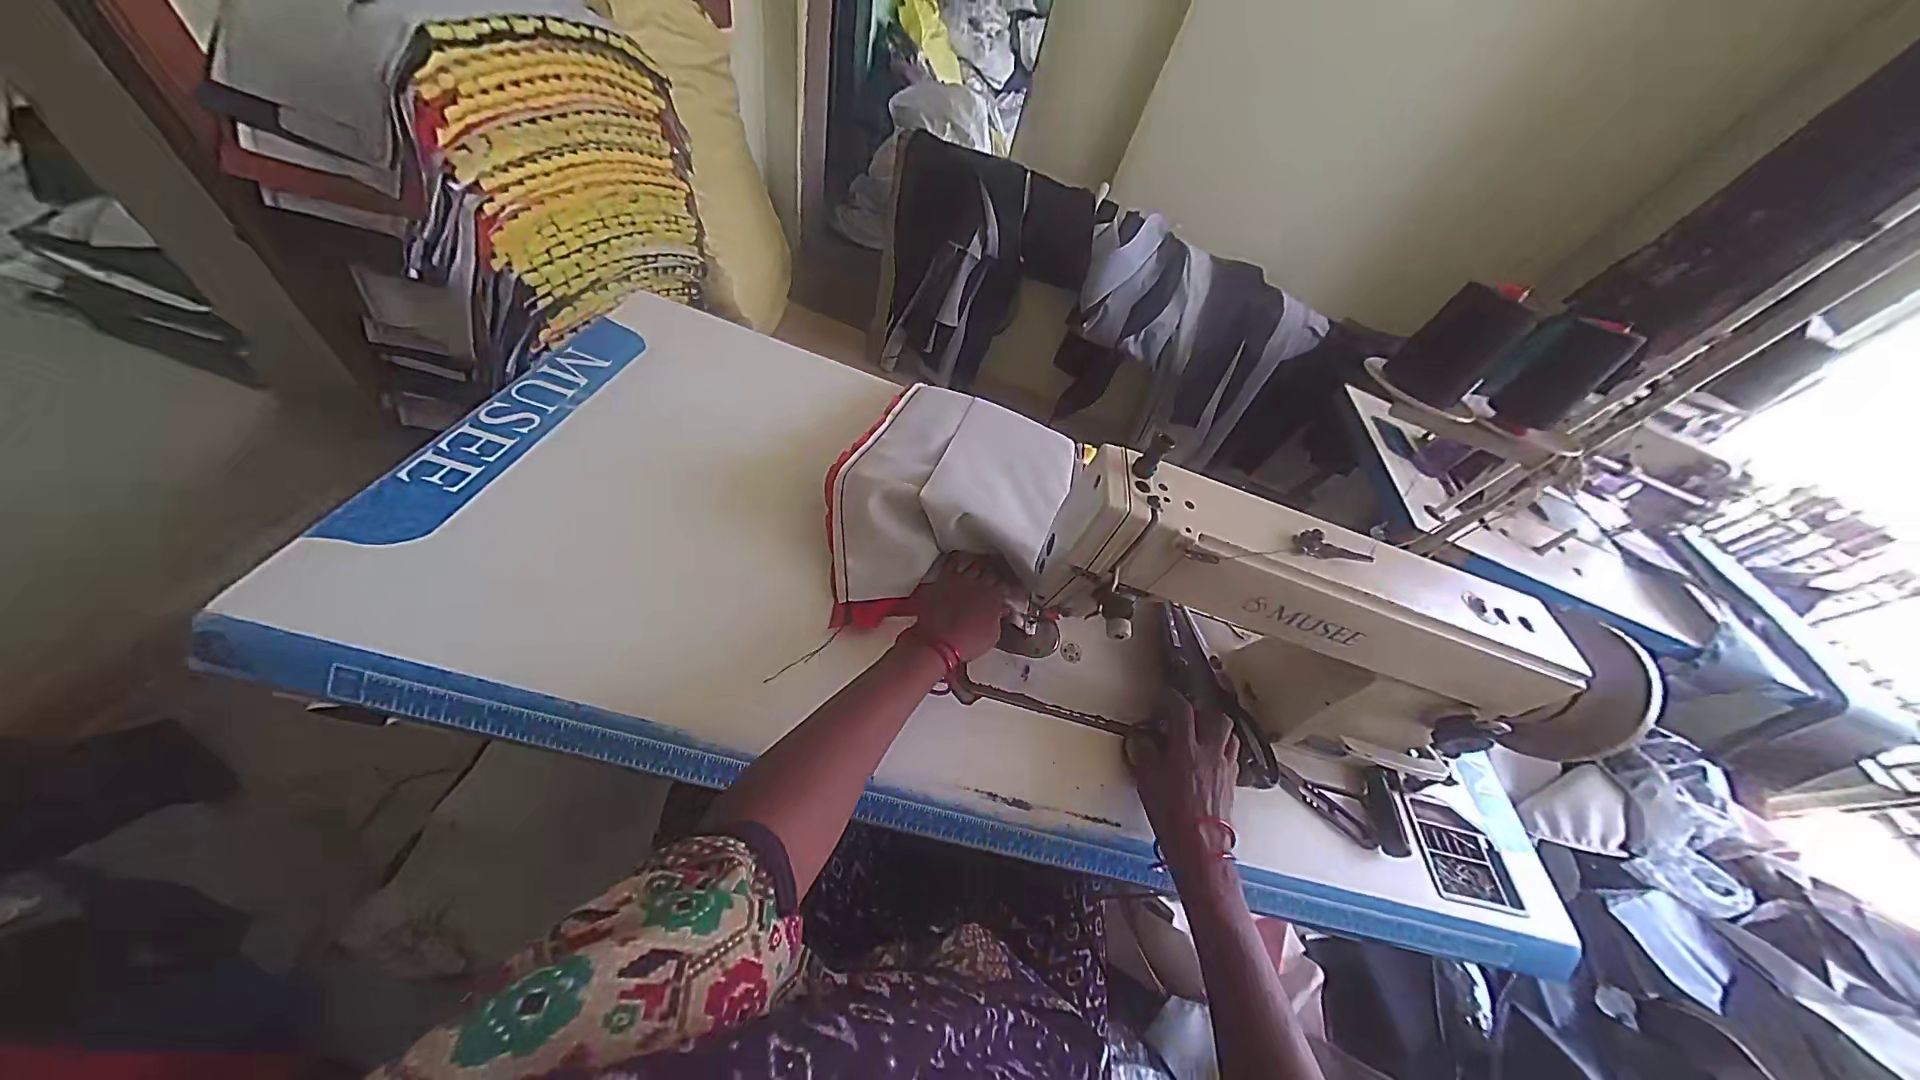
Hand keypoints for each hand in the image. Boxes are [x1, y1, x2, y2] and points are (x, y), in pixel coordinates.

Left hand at [908, 553, 1022, 661]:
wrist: (939, 642)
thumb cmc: (969, 643)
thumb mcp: (993, 635)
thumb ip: (998, 619)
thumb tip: (1001, 612)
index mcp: (995, 597)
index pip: (1006, 586)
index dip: (1008, 588)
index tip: (1008, 591)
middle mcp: (980, 584)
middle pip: (992, 572)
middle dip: (995, 574)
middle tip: (995, 577)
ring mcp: (962, 579)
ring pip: (975, 564)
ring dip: (979, 565)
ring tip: (981, 565)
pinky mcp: (945, 579)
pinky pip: (952, 562)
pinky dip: (957, 559)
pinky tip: (959, 557)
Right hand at [1126, 692, 1239, 875]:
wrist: (1200, 846)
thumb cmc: (1173, 815)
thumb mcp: (1147, 781)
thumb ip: (1144, 754)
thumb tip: (1140, 740)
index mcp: (1186, 748)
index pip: (1182, 710)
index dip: (1173, 699)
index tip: (1167, 697)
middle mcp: (1210, 753)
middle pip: (1217, 717)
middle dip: (1203, 710)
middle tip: (1189, 713)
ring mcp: (1224, 767)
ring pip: (1230, 734)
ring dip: (1217, 728)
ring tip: (1204, 731)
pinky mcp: (1232, 782)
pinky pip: (1232, 755)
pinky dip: (1223, 749)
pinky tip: (1212, 756)